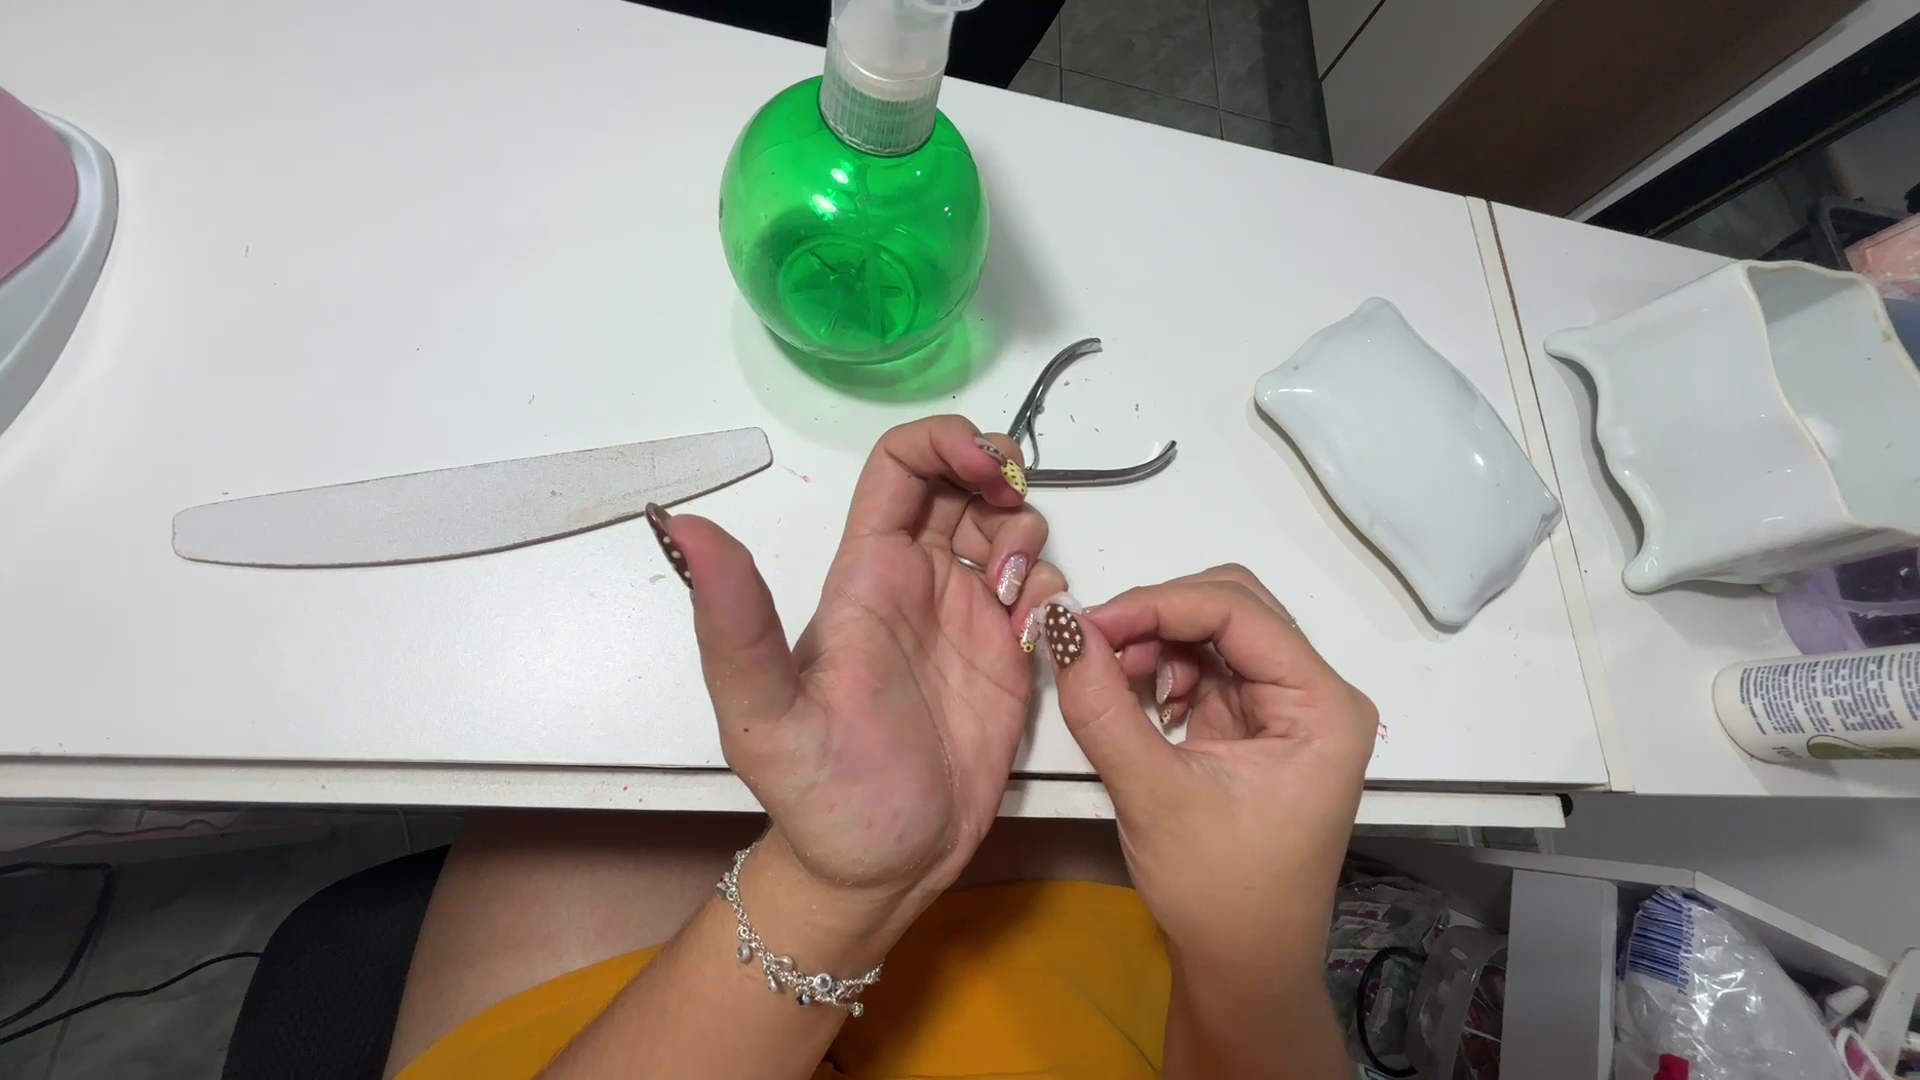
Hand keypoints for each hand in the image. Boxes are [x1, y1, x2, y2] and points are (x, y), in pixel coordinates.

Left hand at [648, 416, 1063, 928]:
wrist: (883, 868)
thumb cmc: (823, 797)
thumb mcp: (767, 717)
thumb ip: (735, 625)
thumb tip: (682, 526)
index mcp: (865, 574)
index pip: (901, 467)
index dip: (945, 443)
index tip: (985, 469)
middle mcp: (918, 580)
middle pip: (962, 482)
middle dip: (997, 475)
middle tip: (1012, 519)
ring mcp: (966, 614)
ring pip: (1008, 528)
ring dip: (1027, 537)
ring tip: (1014, 602)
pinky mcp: (1006, 653)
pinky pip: (1040, 590)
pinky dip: (1050, 590)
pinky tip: (1032, 635)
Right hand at [1043, 565, 1375, 959]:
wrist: (1239, 966)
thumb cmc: (1216, 891)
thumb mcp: (1152, 794)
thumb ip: (1103, 706)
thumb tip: (1059, 623)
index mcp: (1321, 706)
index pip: (1239, 613)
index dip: (1159, 604)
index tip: (1089, 624)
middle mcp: (1313, 693)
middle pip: (1233, 607)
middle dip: (1159, 616)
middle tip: (1099, 644)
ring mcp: (1283, 706)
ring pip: (1214, 629)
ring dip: (1157, 639)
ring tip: (1117, 678)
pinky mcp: (1252, 721)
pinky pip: (1203, 663)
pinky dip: (1162, 666)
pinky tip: (1141, 697)